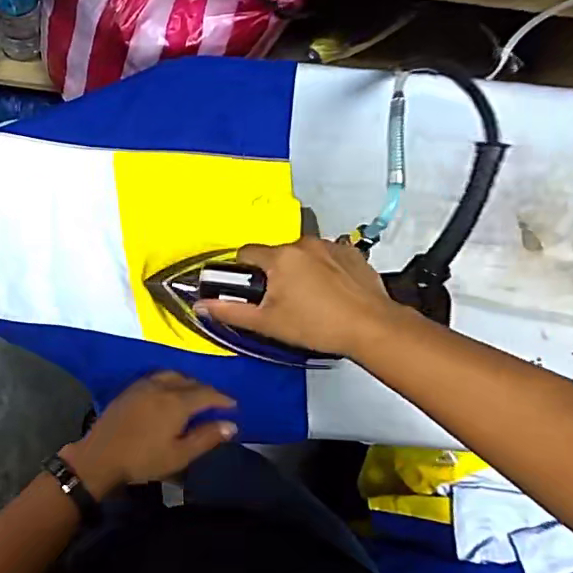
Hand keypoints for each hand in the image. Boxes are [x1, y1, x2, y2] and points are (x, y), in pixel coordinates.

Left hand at [60, 372, 237, 494]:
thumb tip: (231, 424)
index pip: (206, 394)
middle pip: (189, 381)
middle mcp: (161, 387)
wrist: (101, 456)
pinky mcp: (129, 389)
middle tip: (216, 402)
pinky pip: (156, 377)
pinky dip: (169, 381)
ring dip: (187, 382)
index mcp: (176, 402)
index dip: (222, 399)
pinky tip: (168, 392)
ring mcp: (142, 385)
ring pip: (171, 375)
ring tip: (194, 395)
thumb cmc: (143, 460)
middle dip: (205, 390)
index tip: (233, 406)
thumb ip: (206, 437)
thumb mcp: (180, 455)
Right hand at [196, 237, 407, 356]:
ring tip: (310, 300)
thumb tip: (200, 306)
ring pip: (302, 255)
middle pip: (275, 255)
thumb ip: (229, 311)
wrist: (372, 328)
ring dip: (300, 270)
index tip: (252, 291)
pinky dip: (324, 270)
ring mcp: (331, 246)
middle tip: (283, 303)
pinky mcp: (352, 253)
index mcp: (279, 257)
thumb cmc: (317, 326)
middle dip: (274, 274)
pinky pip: (328, 256)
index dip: (244, 272)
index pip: (246, 253)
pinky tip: (331, 293)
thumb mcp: (267, 323)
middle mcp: (304, 243)